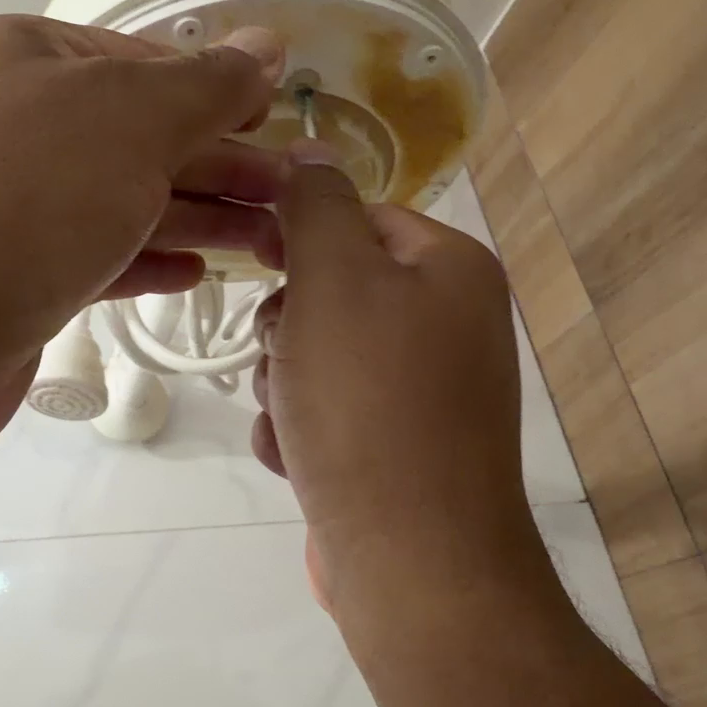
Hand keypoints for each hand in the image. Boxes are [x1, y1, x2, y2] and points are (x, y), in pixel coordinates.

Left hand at [0, 15, 286, 454]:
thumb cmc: (21, 203)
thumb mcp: (128, 122)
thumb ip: (205, 85)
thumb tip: (266, 40)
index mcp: (27, 58)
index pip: (146, 63)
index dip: (221, 93)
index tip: (283, 126)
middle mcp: (10, 122)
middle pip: (139, 137)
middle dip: (222, 166)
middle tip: (292, 199)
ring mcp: (4, 205)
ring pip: (120, 201)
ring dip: (197, 218)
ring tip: (266, 242)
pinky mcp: (5, 277)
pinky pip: (91, 255)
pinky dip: (145, 260)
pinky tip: (192, 275)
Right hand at [250, 143, 529, 609]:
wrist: (412, 558)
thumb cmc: (369, 404)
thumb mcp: (335, 282)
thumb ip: (318, 206)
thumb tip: (312, 148)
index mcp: (451, 270)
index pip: (357, 218)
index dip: (298, 239)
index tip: (256, 265)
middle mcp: (450, 325)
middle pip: (335, 292)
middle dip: (288, 328)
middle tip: (284, 362)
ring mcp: (428, 394)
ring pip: (321, 358)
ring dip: (286, 384)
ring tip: (293, 424)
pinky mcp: (401, 450)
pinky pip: (333, 415)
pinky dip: (303, 432)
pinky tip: (299, 462)